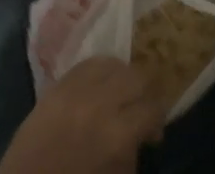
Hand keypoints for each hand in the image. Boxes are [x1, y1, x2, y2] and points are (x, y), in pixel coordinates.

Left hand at [0, 57, 165, 173]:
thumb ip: (132, 149)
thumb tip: (141, 132)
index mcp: (117, 134)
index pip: (152, 108)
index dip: (158, 119)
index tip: (153, 132)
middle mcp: (99, 104)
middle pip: (136, 76)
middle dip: (144, 92)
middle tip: (140, 109)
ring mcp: (75, 91)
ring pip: (112, 64)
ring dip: (122, 77)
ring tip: (120, 94)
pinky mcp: (56, 86)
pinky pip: (85, 64)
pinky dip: (99, 71)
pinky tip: (99, 86)